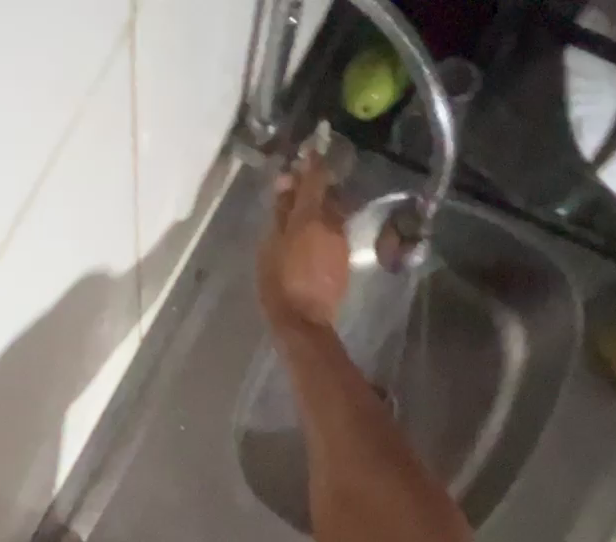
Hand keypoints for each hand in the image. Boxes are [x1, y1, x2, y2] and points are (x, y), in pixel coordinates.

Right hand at [257, 151, 348, 332]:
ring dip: (319, 210)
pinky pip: (334, 233)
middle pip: (327, 195)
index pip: (315, 178)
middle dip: (314, 188)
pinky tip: (310, 241)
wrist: (304, 321)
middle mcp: (332, 222)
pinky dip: (323, 230)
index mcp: (310, 216)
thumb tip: (286, 182)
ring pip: (332, 214)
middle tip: (296, 190)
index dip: (313, 160)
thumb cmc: (279, 284)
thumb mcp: (270, 247)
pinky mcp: (345, 258)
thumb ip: (280, 213)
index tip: (311, 145)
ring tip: (301, 218)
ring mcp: (342, 241)